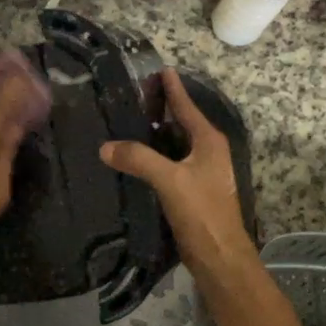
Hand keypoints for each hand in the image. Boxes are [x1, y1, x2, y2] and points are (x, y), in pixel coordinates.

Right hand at [101, 68, 255, 274]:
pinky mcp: (192, 191)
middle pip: (182, 122)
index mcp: (209, 142)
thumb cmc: (202, 213)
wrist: (219, 257)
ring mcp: (201, 173)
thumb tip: (105, 147)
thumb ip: (138, 159)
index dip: (173, 88)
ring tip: (128, 121)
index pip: (187, 106)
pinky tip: (134, 159)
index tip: (160, 69)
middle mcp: (208, 152)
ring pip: (175, 144)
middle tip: (133, 94)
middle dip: (161, 108)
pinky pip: (170, 163)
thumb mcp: (170, 181)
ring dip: (155, 133)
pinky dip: (153, 156)